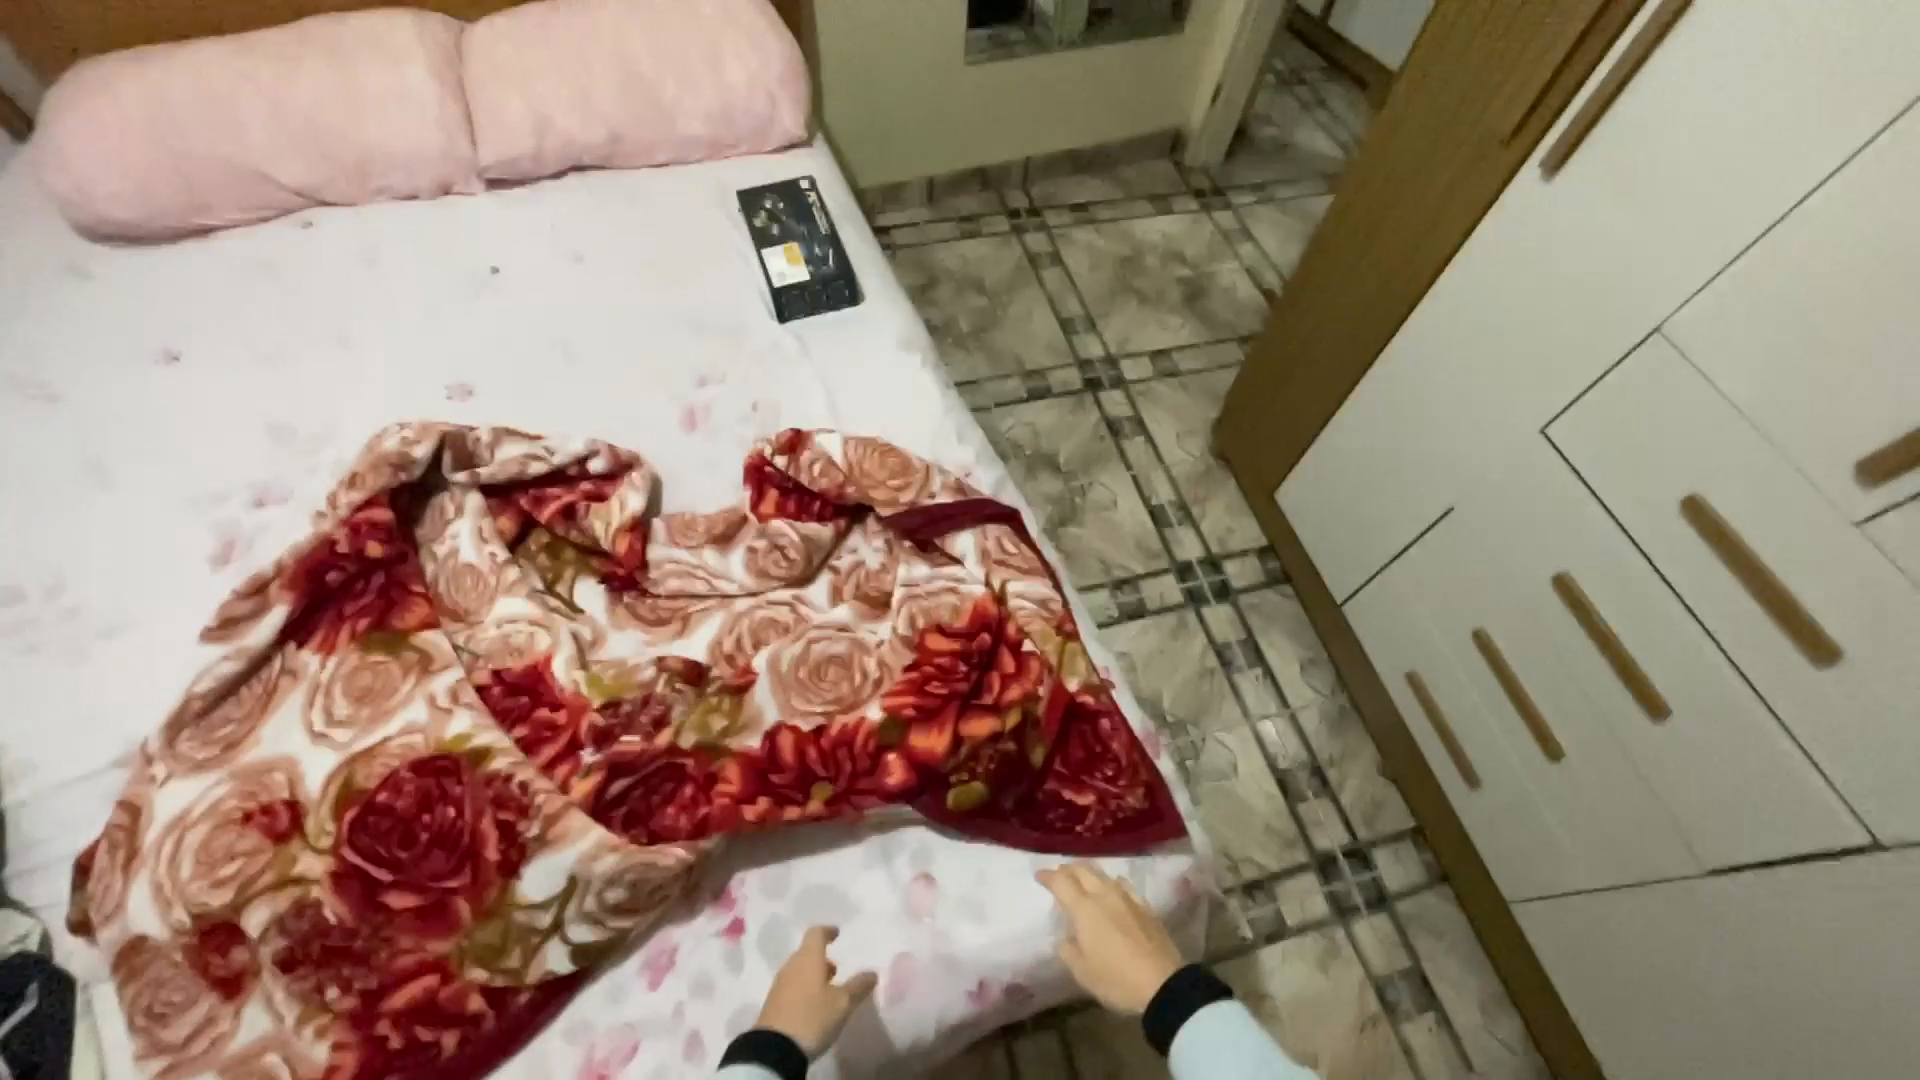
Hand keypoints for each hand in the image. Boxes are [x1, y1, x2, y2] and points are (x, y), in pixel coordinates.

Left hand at [754, 926, 878, 1058]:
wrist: (774, 1050)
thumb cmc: (812, 1017)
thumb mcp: (842, 1003)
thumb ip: (858, 986)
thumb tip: (872, 973)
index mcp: (808, 958)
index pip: (816, 933)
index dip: (827, 931)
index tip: (837, 933)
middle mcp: (791, 966)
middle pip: (806, 953)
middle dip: (821, 958)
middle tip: (836, 969)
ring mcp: (779, 985)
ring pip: (798, 970)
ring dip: (813, 975)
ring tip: (828, 990)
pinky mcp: (773, 1003)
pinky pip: (791, 987)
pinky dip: (804, 989)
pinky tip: (813, 1006)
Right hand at [1038, 862, 1184, 1014]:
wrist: (1163, 985)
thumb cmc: (1116, 979)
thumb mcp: (1082, 972)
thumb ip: (1068, 950)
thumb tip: (1066, 938)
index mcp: (1084, 908)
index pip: (1061, 882)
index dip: (1048, 876)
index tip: (1039, 875)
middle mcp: (1104, 895)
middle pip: (1083, 870)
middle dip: (1068, 869)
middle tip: (1059, 874)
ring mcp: (1127, 898)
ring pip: (1103, 875)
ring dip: (1089, 873)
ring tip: (1083, 879)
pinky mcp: (1145, 907)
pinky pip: (1123, 885)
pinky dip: (1111, 882)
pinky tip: (1113, 888)